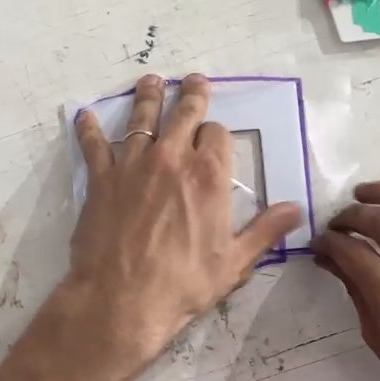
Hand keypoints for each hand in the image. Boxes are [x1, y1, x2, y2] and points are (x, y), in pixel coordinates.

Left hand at [64, 74, 302, 365]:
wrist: (122, 300)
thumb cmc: (184, 284)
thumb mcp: (235, 263)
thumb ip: (265, 231)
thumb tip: (295, 210)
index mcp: (209, 176)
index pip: (218, 135)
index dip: (218, 134)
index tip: (216, 139)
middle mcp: (172, 159)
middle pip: (183, 113)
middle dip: (191, 95)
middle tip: (193, 81)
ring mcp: (133, 165)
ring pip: (142, 118)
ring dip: (147, 97)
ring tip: (150, 81)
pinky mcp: (101, 180)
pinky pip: (94, 145)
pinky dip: (89, 128)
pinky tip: (84, 115)